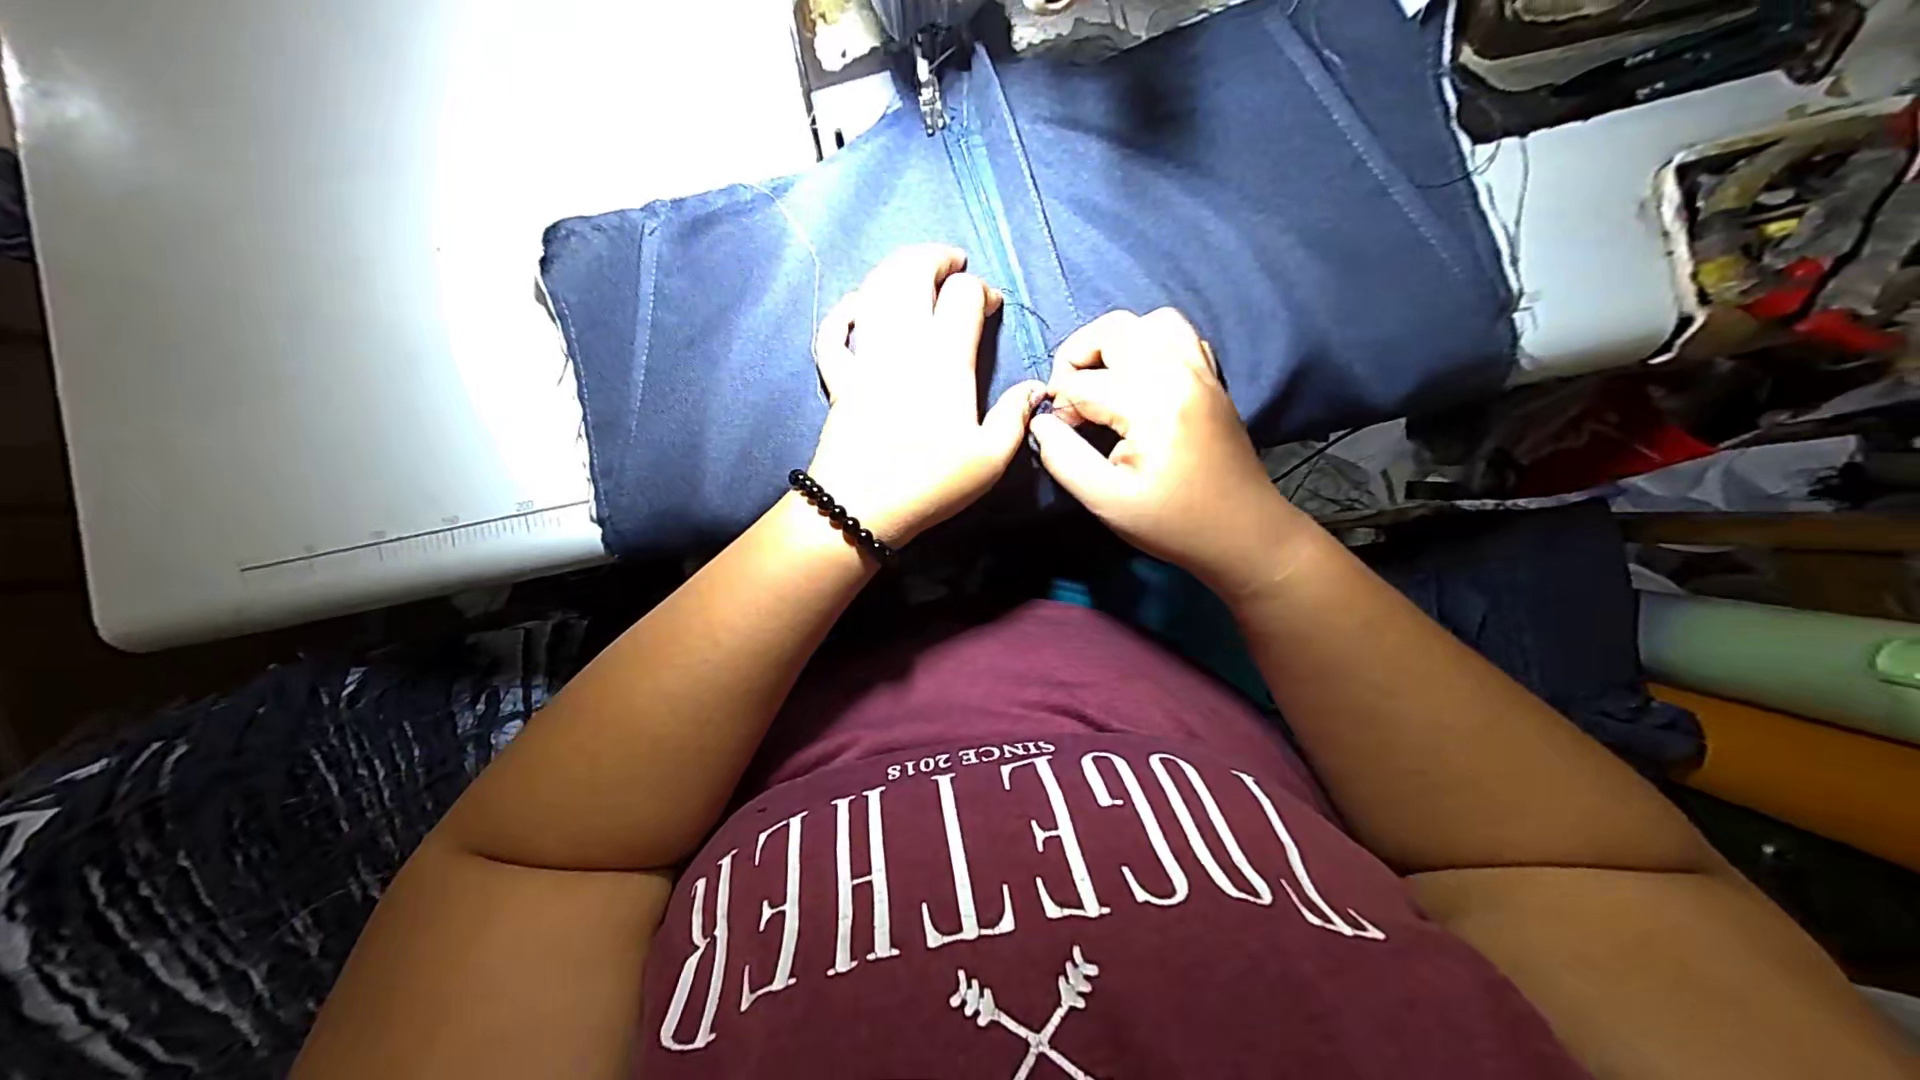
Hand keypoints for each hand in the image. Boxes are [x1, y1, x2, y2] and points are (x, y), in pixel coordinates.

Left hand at [806, 245, 1045, 544]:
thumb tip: (1037, 388)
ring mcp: (864, 356)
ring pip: (873, 288)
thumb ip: (1015, 416)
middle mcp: (902, 343)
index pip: (963, 294)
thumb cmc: (930, 483)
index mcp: (945, 358)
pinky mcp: (838, 376)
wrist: (859, 507)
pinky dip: (845, 310)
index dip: (982, 290)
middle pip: (912, 271)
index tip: (991, 307)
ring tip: (915, 272)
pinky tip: (859, 306)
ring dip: (895, 269)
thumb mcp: (990, 458)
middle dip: (936, 258)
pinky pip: (833, 330)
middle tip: (953, 265)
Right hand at [1029, 308, 1315, 598]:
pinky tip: (1138, 382)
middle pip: (1114, 329)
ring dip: (1114, 343)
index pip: (1082, 382)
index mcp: (1153, 402)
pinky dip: (1150, 345)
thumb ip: (1063, 458)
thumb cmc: (1174, 524)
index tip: (1060, 438)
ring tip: (1100, 381)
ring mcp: (1201, 371)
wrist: (1244, 534)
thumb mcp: (1107, 501)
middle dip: (1077, 357)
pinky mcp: (1212, 380)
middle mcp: (1179, 372)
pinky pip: (1179, 336)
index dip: (1059, 407)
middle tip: (1068, 400)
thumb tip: (1041, 423)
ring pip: (1149, 322)